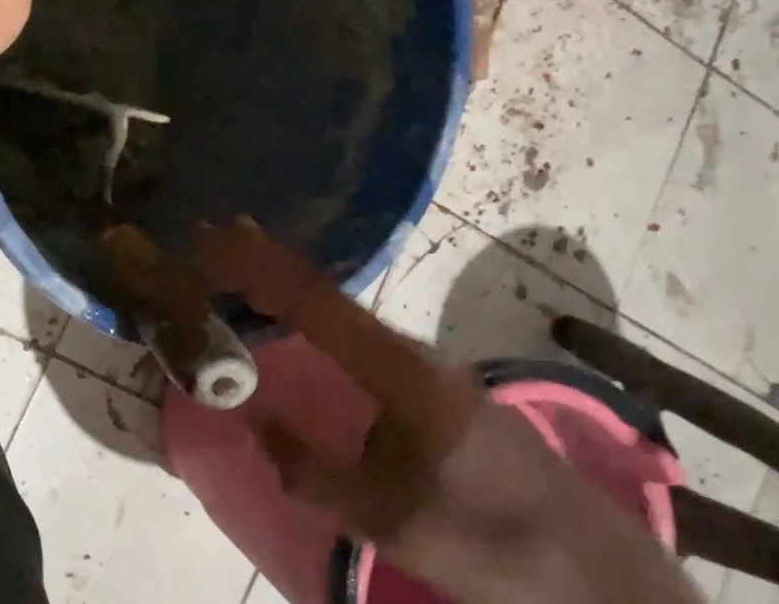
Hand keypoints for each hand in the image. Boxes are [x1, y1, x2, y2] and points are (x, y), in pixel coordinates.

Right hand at [195, 220, 697, 603]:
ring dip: (291, 284)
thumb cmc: (487, 537)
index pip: (314, 302)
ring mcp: (431, 368)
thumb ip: (308, 470)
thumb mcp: (385, 519)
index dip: (258, 266)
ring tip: (240, 264)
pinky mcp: (438, 388)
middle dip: (266, 262)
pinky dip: (316, 310)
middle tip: (211, 238)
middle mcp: (414, 354)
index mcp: (399, 372)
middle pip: (327, 293)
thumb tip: (256, 422)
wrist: (599, 573)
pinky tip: (300, 316)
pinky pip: (359, 331)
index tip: (209, 238)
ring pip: (345, 310)